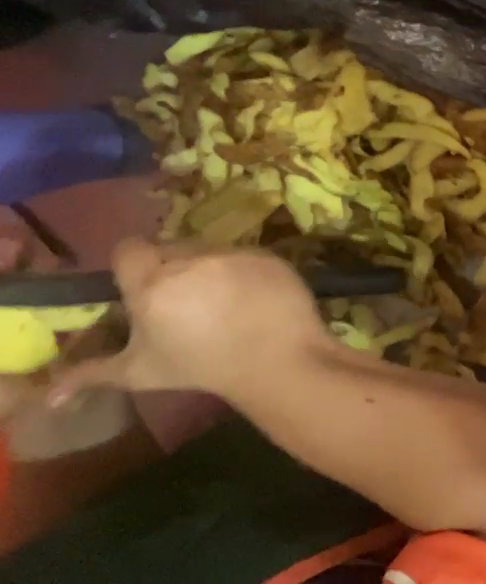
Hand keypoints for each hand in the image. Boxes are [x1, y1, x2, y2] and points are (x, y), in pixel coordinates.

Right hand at [48, 240, 334, 404]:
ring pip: (209, 251)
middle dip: (166, 267)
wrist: (275, 356)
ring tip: (211, 299)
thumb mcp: (138, 371)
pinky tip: (245, 295)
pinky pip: (244, 256)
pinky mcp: (271, 256)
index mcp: (153, 283)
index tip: (133, 281)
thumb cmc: (200, 365)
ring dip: (204, 267)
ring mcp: (236, 255)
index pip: (129, 250)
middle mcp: (194, 260)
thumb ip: (91, 373)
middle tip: (173, 297)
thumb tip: (50, 394)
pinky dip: (239, 269)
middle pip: (171, 249)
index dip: (129, 262)